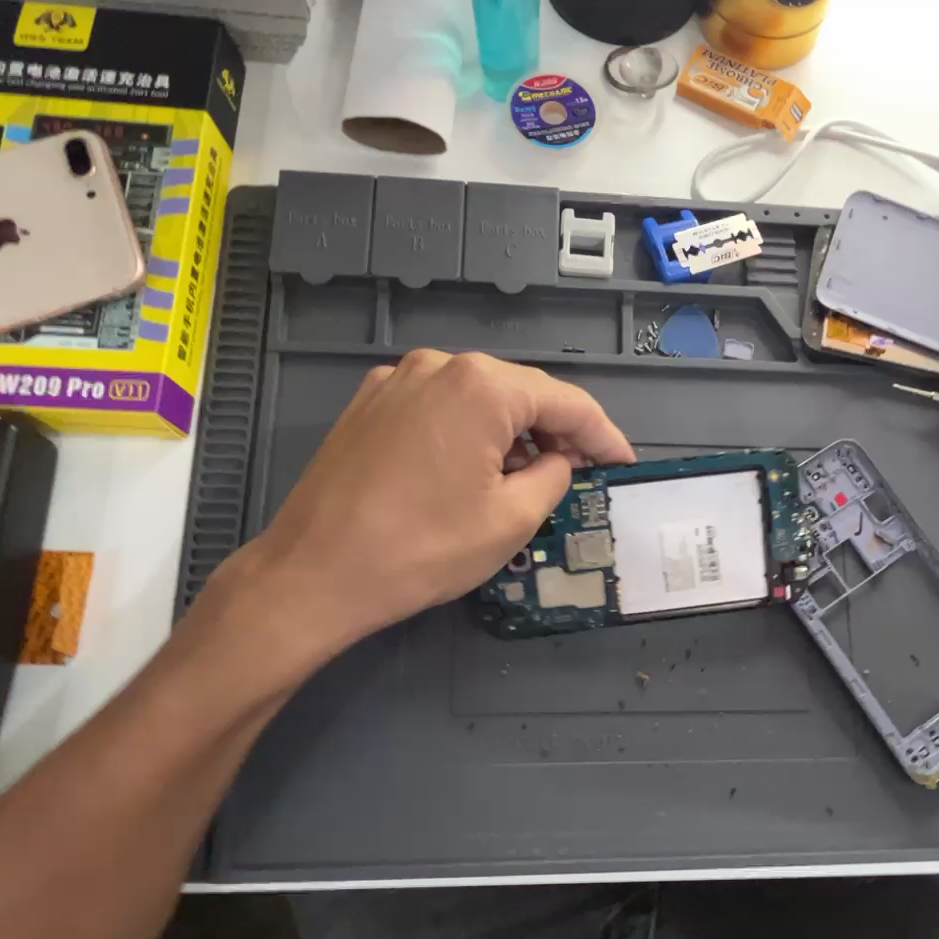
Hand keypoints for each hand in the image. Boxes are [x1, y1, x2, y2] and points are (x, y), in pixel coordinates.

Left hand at [195, 349, 633, 688]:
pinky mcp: (368, 405)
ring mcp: (396, 381)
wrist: (315, 573)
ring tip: (526, 478)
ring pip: (477, 399)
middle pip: (520, 393)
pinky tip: (471, 471)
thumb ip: (554, 477)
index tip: (623, 463)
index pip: (567, 402)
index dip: (603, 435)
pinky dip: (467, 433)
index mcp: (482, 385)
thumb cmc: (423, 549)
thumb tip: (558, 459)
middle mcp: (438, 365)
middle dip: (556, 432)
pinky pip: (438, 409)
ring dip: (510, 433)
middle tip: (580, 473)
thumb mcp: (512, 521)